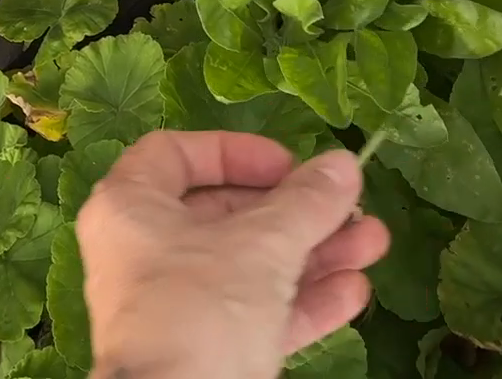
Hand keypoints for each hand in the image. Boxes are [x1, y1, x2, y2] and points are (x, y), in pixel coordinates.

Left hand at [74, 131, 388, 378]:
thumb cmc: (201, 308)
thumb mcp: (258, 247)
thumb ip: (303, 204)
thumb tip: (341, 165)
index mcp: (129, 204)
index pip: (175, 154)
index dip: (234, 153)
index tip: (289, 164)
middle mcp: (140, 246)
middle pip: (221, 211)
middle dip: (292, 211)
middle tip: (350, 208)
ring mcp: (169, 300)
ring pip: (245, 263)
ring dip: (309, 253)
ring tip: (373, 243)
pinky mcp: (199, 348)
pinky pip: (250, 311)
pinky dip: (297, 300)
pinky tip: (354, 292)